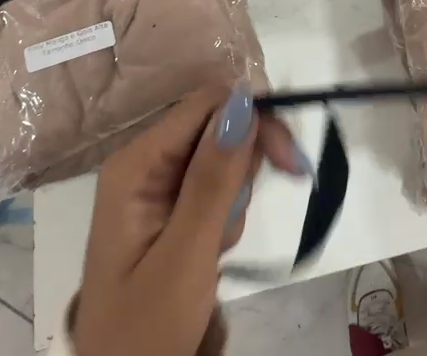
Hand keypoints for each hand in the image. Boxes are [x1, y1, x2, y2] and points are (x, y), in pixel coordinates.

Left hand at [70, 83, 309, 355]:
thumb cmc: (147, 327)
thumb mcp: (186, 255)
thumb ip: (214, 177)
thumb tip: (244, 99)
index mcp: (135, 163)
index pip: (207, 105)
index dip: (255, 119)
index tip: (292, 159)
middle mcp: (144, 161)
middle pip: (218, 124)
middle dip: (248, 162)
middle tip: (264, 204)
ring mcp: (155, 183)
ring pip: (223, 153)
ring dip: (239, 191)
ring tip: (221, 242)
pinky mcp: (170, 204)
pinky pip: (215, 183)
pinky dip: (229, 209)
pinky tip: (216, 244)